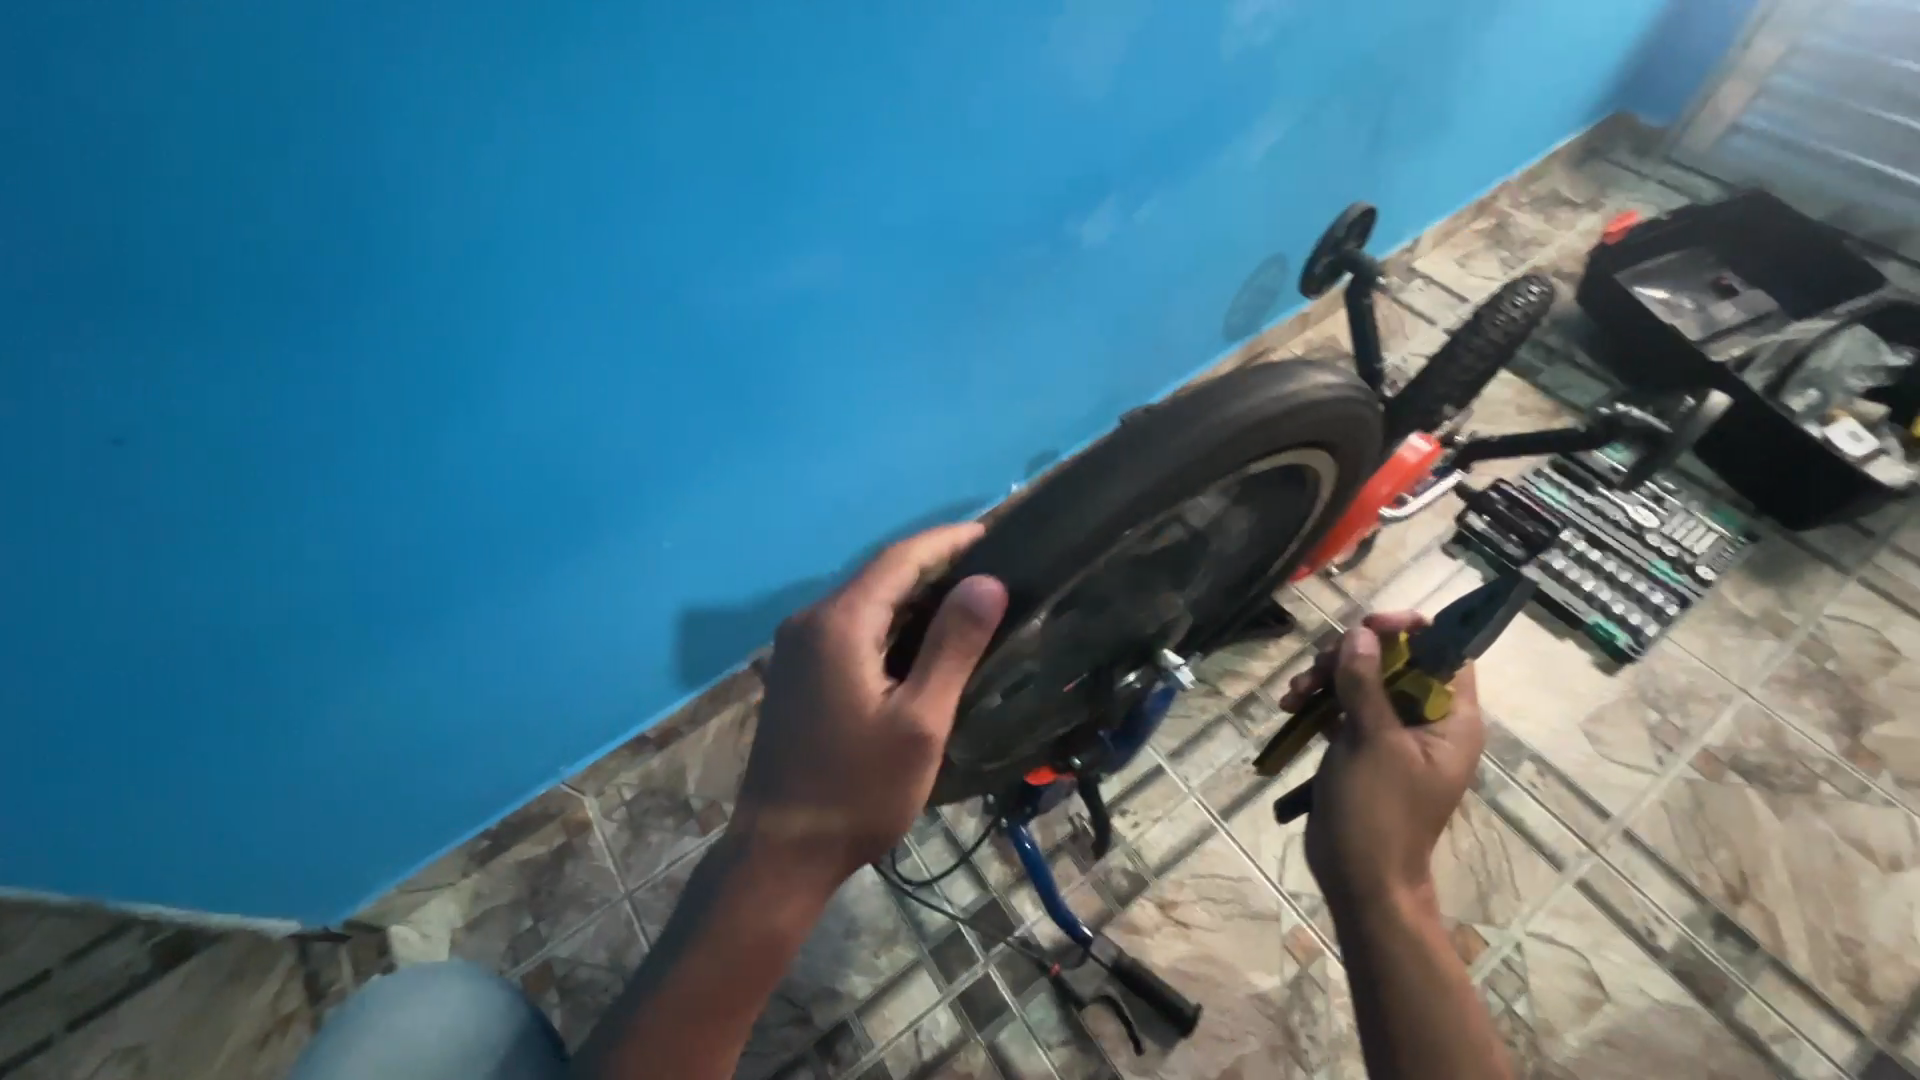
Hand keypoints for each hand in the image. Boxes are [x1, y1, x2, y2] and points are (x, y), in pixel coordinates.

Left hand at [733, 523, 1008, 885]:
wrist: (781, 852)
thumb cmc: (858, 790)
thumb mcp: (920, 721)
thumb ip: (952, 646)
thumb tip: (987, 582)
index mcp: (838, 624)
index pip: (899, 558)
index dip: (947, 541)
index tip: (993, 533)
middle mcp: (810, 622)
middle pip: (879, 575)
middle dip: (934, 566)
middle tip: (991, 567)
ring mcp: (797, 648)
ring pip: (864, 602)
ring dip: (913, 595)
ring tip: (968, 598)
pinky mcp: (797, 673)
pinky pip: (849, 628)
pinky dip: (889, 623)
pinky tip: (922, 640)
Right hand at [1279, 612, 1483, 913]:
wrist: (1360, 877)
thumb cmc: (1379, 811)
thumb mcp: (1372, 741)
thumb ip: (1366, 682)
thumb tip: (1361, 632)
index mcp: (1452, 720)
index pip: (1445, 654)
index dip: (1410, 631)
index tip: (1368, 626)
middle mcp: (1427, 721)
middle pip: (1394, 662)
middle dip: (1351, 657)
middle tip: (1318, 667)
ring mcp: (1392, 734)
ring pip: (1362, 681)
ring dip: (1326, 677)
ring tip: (1294, 694)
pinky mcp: (1361, 746)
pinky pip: (1343, 705)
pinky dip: (1319, 700)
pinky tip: (1291, 706)